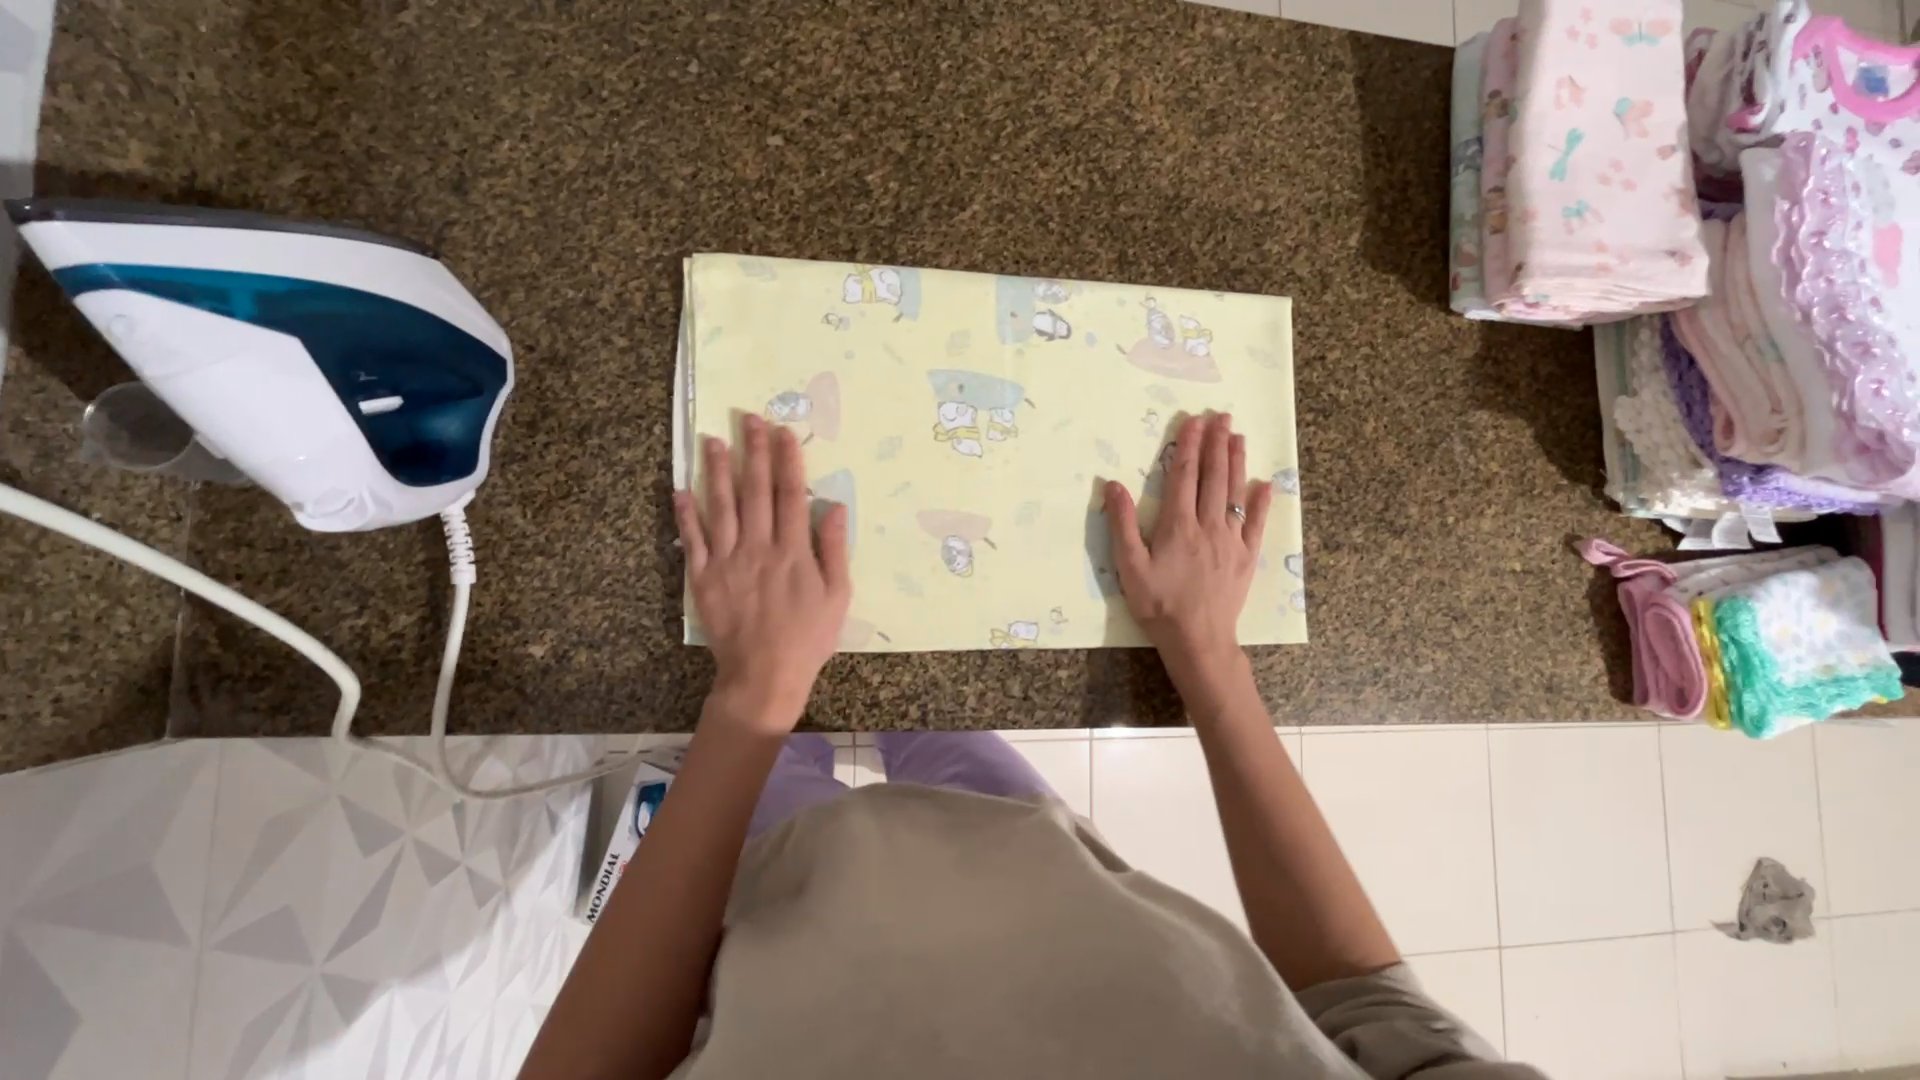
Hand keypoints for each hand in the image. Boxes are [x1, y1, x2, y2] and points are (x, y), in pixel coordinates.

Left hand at [674, 415, 851, 732]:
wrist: (764, 675)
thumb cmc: (808, 637)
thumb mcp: (838, 596)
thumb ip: (834, 549)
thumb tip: (836, 507)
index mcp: (793, 550)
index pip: (791, 494)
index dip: (788, 460)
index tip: (784, 432)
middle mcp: (758, 547)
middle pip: (755, 491)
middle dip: (753, 452)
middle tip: (749, 419)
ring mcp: (727, 561)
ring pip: (721, 507)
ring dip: (717, 471)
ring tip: (714, 440)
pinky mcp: (703, 578)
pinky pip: (692, 540)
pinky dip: (686, 514)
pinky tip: (682, 489)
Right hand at [1104, 412, 1272, 682]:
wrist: (1197, 639)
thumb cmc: (1158, 604)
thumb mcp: (1129, 567)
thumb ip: (1123, 525)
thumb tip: (1114, 486)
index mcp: (1178, 525)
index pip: (1183, 476)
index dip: (1187, 446)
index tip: (1192, 421)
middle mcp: (1208, 525)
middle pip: (1213, 477)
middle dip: (1216, 444)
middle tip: (1221, 416)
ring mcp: (1231, 540)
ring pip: (1236, 493)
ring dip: (1236, 462)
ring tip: (1237, 436)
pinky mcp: (1246, 558)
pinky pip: (1257, 524)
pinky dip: (1262, 502)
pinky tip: (1264, 484)